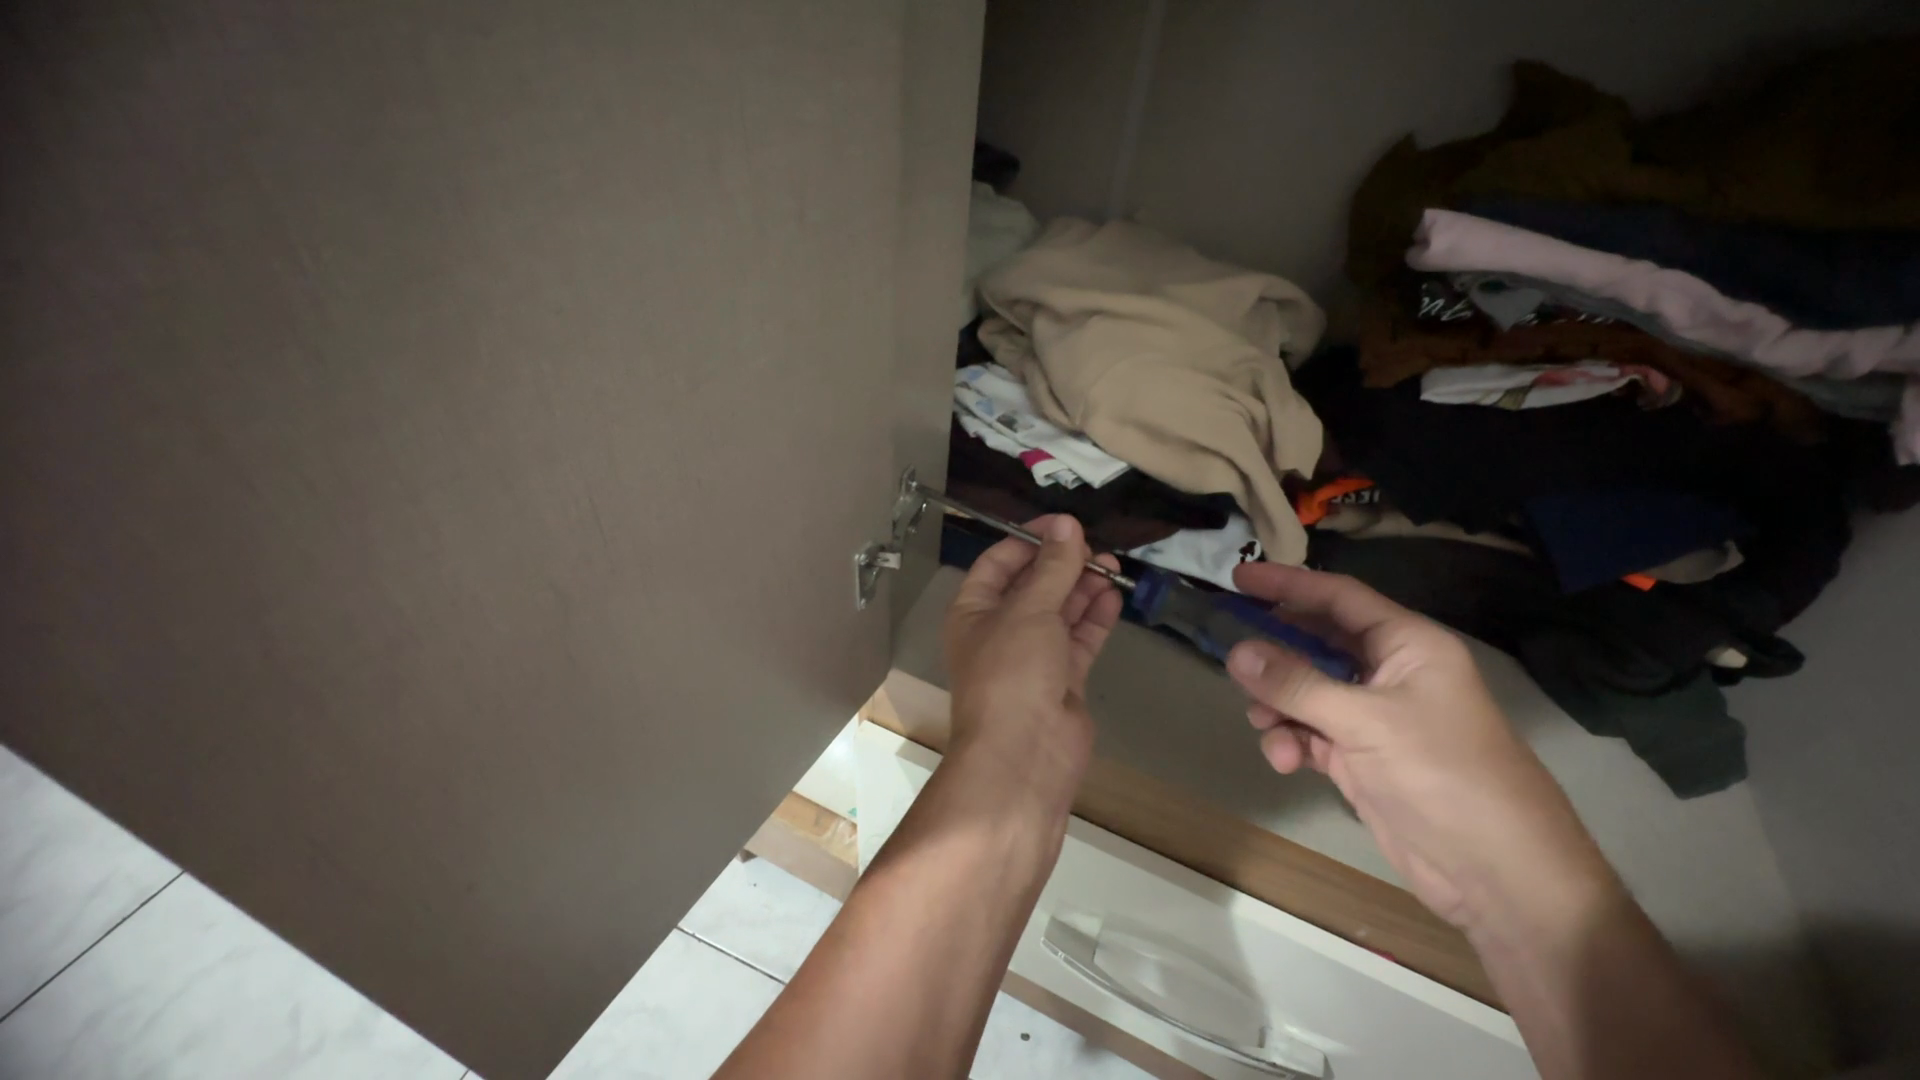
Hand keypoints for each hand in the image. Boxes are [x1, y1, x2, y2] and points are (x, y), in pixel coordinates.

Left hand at [943, 515, 1123, 797]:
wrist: (1024, 755)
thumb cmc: (1012, 673)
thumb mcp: (1029, 611)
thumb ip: (1053, 568)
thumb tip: (1067, 526)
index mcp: (974, 611)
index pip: (999, 562)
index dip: (1029, 539)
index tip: (1065, 525)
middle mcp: (1000, 630)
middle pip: (1032, 585)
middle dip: (1062, 563)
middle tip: (1096, 546)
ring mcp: (1032, 657)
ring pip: (1059, 611)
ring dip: (1083, 587)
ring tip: (1113, 566)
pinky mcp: (1062, 679)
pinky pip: (1079, 639)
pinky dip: (1095, 618)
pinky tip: (1114, 596)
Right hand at [1225, 563, 1616, 931]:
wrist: (1499, 874)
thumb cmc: (1444, 776)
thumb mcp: (1366, 722)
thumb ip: (1296, 685)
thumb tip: (1235, 651)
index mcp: (1409, 646)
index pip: (1340, 598)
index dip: (1289, 584)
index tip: (1239, 576)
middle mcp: (1392, 674)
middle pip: (1319, 644)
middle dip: (1276, 650)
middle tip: (1229, 650)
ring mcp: (1376, 719)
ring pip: (1308, 692)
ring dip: (1278, 704)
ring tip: (1261, 721)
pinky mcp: (1363, 759)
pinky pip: (1312, 733)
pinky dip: (1292, 741)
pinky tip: (1286, 759)